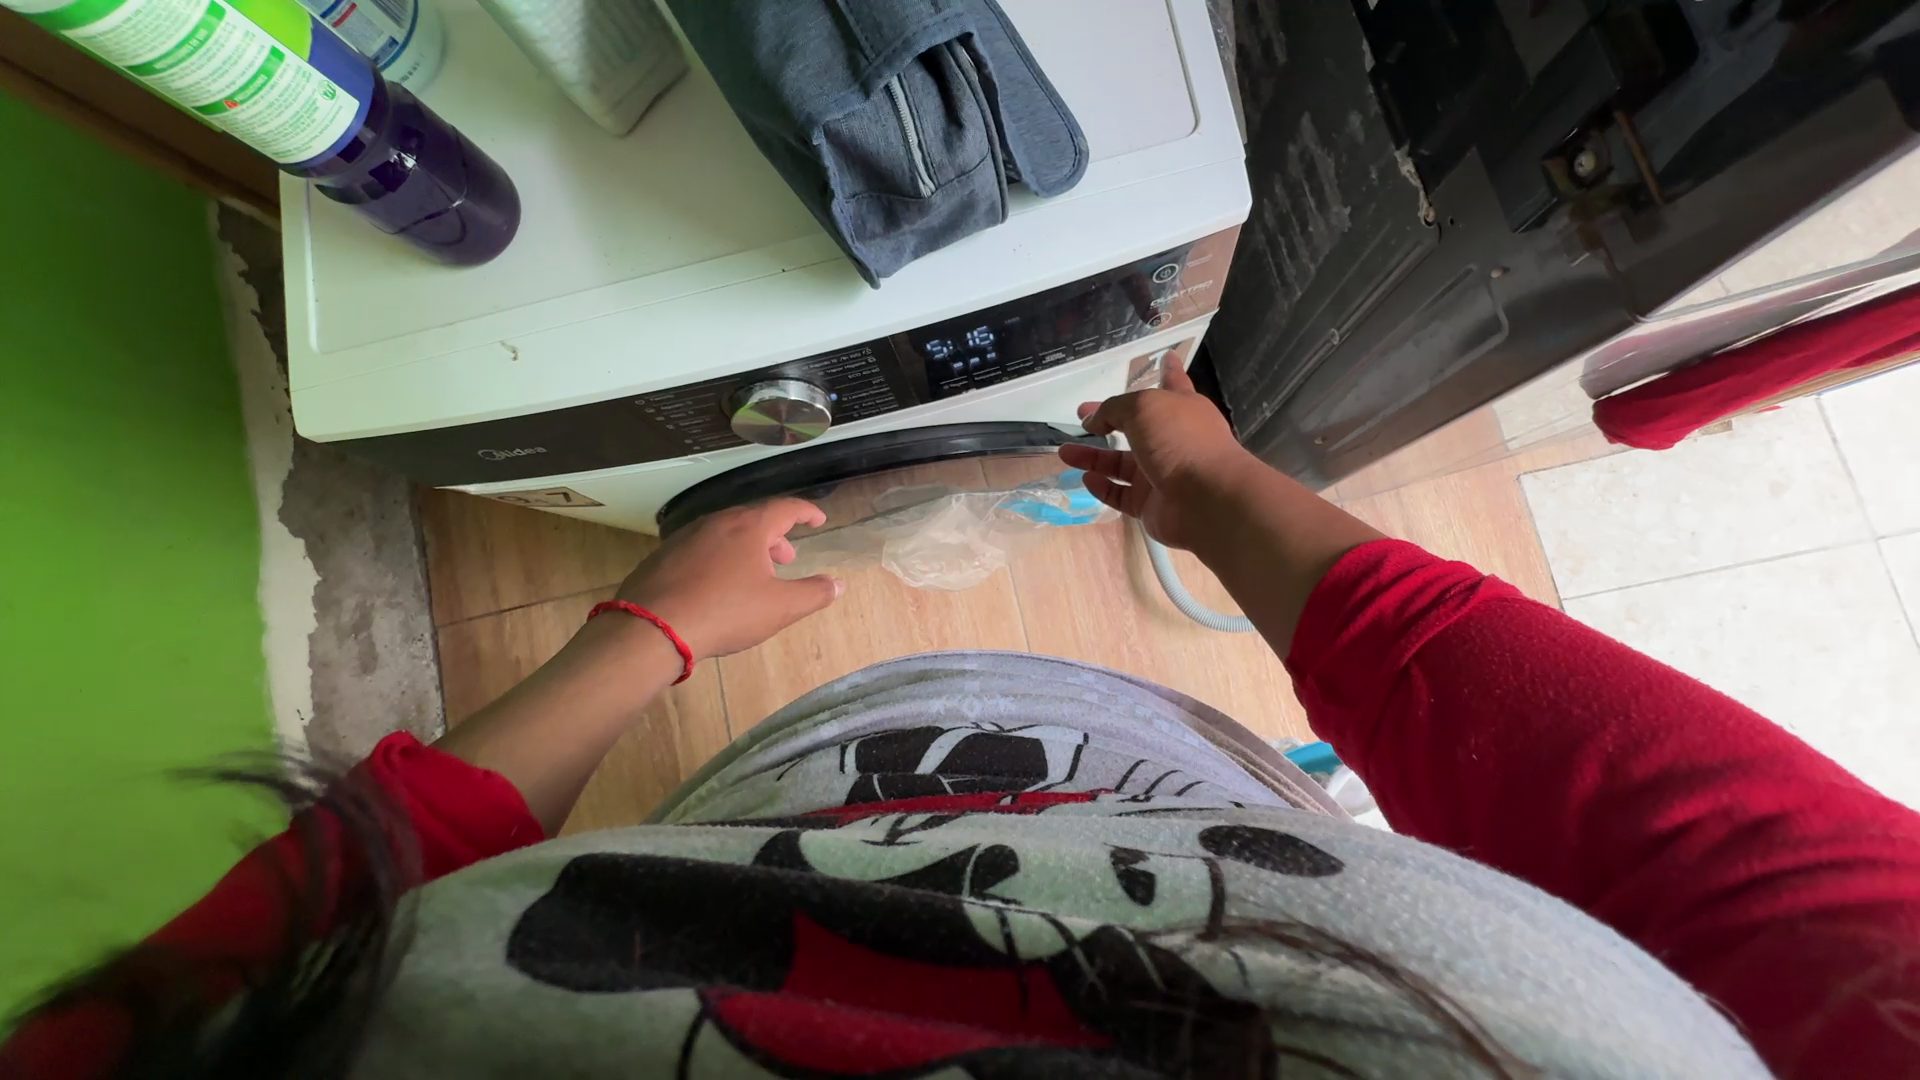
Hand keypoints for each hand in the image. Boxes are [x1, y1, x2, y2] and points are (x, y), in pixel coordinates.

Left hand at [616, 498, 843, 660]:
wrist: (652, 627)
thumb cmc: (725, 611)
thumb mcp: (780, 607)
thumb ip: (814, 593)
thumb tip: (838, 583)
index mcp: (749, 527)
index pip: (785, 508)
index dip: (806, 512)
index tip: (818, 519)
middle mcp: (717, 522)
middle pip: (753, 519)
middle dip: (775, 536)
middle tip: (786, 559)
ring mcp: (685, 537)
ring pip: (725, 533)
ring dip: (746, 548)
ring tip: (753, 574)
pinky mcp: (663, 556)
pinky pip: (701, 548)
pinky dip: (719, 558)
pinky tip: (716, 585)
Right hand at [1058, 364, 1263, 550]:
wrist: (1205, 498)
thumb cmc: (1180, 440)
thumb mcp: (1142, 407)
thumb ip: (1113, 409)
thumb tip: (1094, 421)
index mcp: (1180, 409)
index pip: (1172, 383)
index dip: (1168, 370)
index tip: (1168, 357)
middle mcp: (1171, 440)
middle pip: (1134, 428)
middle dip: (1107, 421)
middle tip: (1081, 415)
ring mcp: (1160, 474)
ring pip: (1119, 464)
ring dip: (1092, 457)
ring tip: (1064, 452)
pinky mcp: (1150, 505)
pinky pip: (1120, 494)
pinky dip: (1102, 487)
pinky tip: (1086, 478)